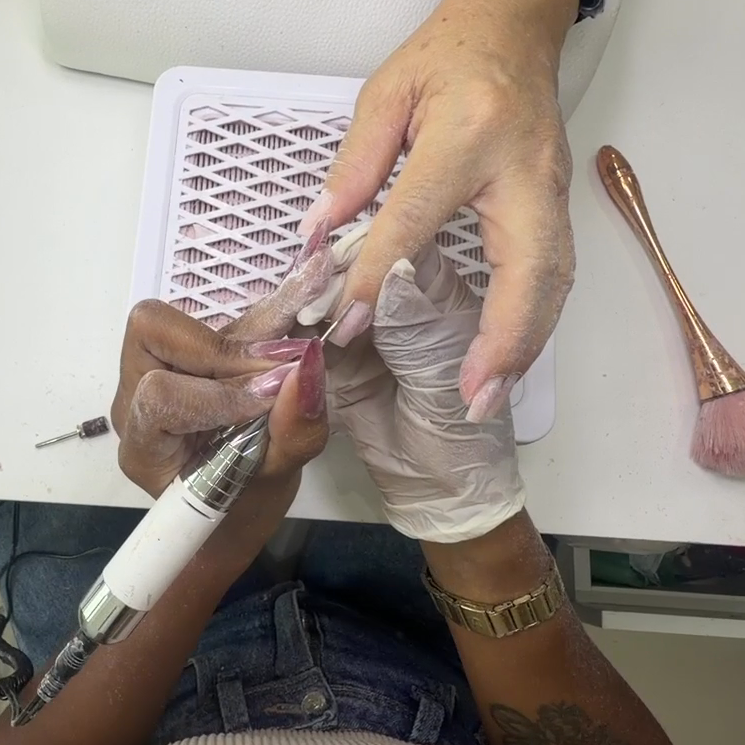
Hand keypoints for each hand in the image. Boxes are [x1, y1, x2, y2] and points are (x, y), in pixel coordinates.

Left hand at [110, 237, 334, 497]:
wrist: (232, 512)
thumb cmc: (240, 510)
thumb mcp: (273, 486)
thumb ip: (291, 433)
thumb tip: (306, 368)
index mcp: (143, 445)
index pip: (160, 396)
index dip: (220, 392)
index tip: (275, 396)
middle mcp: (134, 400)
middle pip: (151, 333)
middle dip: (224, 349)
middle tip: (283, 366)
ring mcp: (156, 371)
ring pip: (181, 318)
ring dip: (244, 331)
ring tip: (297, 336)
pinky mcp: (190, 354)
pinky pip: (221, 321)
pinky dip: (268, 309)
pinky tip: (312, 277)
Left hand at [307, 0, 578, 423]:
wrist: (514, 23)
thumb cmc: (445, 55)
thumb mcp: (384, 95)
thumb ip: (353, 169)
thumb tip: (318, 240)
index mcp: (467, 134)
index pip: (415, 220)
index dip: (378, 277)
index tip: (344, 325)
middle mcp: (523, 168)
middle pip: (526, 266)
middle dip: (502, 341)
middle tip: (472, 400)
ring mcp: (552, 187)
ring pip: (553, 279)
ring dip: (525, 345)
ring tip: (489, 398)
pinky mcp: (558, 202)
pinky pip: (554, 272)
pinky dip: (533, 323)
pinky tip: (507, 358)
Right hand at [322, 225, 523, 541]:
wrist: (438, 496)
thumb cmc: (462, 439)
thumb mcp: (440, 378)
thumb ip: (413, 325)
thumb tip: (390, 267)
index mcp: (438, 302)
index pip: (403, 252)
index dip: (370, 248)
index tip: (338, 256)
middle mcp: (399, 310)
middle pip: (359, 271)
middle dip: (331, 275)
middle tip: (307, 289)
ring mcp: (366, 336)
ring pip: (330, 302)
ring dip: (309, 303)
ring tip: (292, 307)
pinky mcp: (337, 365)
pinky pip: (310, 340)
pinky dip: (295, 335)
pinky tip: (282, 332)